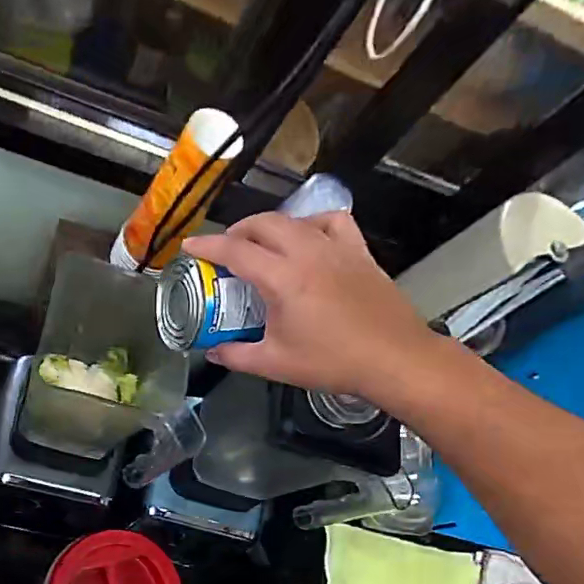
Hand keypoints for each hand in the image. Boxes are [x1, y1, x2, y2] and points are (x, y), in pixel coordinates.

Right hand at [182, 211, 442, 398]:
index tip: (190, 246)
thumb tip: (214, 352)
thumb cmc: (332, 362)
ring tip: (260, 245)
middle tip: (223, 250)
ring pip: (295, 219)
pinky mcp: (359, 252)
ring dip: (270, 227)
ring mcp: (337, 248)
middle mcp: (308, 252)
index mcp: (283, 278)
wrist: (393, 358)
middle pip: (263, 224)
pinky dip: (312, 224)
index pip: (236, 250)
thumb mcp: (275, 364)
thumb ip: (237, 355)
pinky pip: (332, 222)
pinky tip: (308, 239)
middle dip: (237, 231)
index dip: (208, 246)